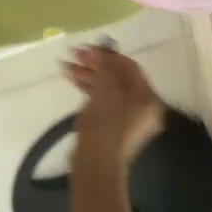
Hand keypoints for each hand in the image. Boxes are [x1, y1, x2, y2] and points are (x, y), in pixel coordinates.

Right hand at [63, 45, 163, 170]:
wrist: (96, 163)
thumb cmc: (105, 124)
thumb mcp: (105, 90)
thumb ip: (105, 66)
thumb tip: (103, 49)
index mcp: (147, 98)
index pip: (129, 67)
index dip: (108, 54)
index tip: (86, 48)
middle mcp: (141, 107)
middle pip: (118, 77)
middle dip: (94, 64)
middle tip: (73, 54)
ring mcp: (126, 118)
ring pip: (107, 89)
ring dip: (88, 75)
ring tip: (65, 66)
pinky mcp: (111, 126)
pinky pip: (102, 101)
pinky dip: (88, 89)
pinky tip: (72, 80)